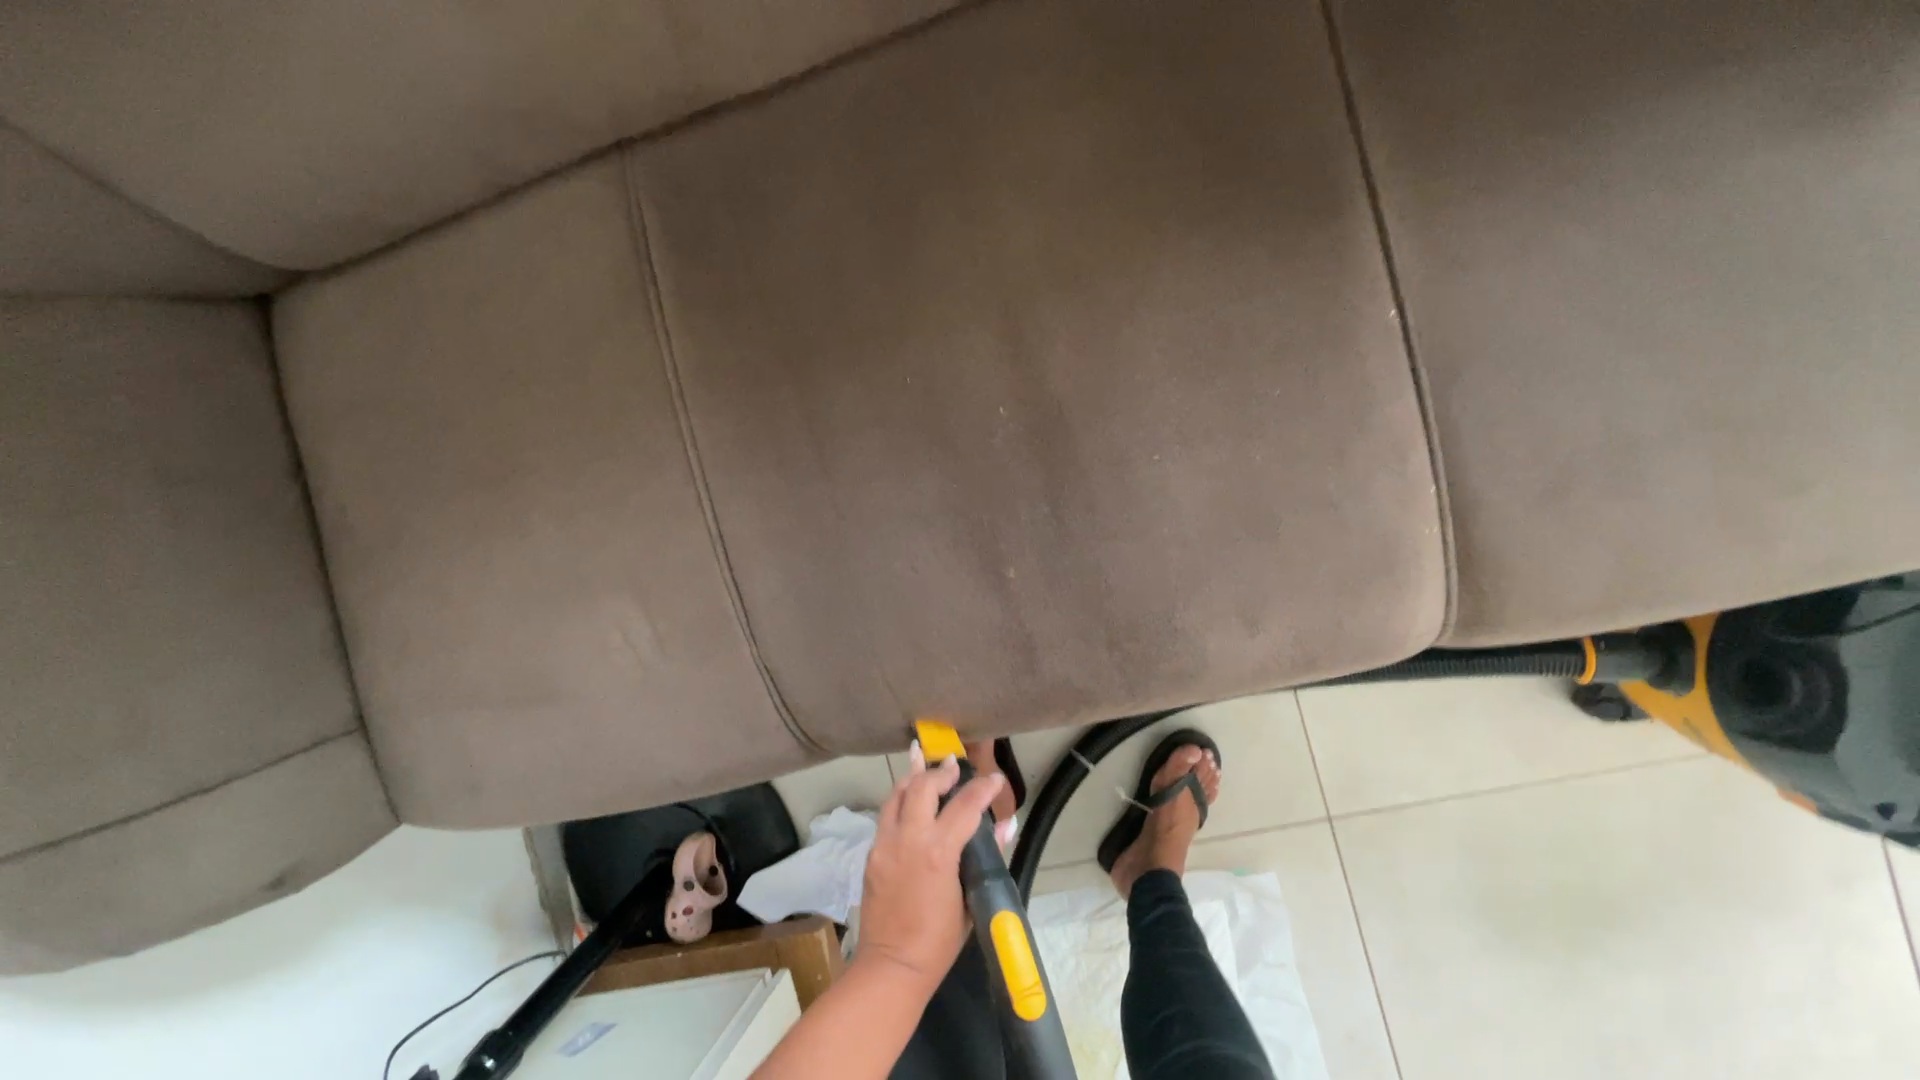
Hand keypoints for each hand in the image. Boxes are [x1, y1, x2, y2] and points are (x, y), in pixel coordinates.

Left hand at [856, 748, 1005, 994]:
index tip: (995, 778)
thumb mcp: (971, 900)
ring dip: (913, 779)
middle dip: (940, 772)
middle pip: (921, 788)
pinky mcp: (871, 855)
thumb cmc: (938, 941)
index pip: (964, 806)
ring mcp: (884, 845)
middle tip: (953, 765)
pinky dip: (899, 802)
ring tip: (924, 765)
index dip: (982, 788)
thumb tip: (1006, 827)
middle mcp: (907, 839)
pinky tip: (908, 801)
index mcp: (937, 852)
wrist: (891, 966)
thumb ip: (986, 858)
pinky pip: (886, 816)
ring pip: (896, 795)